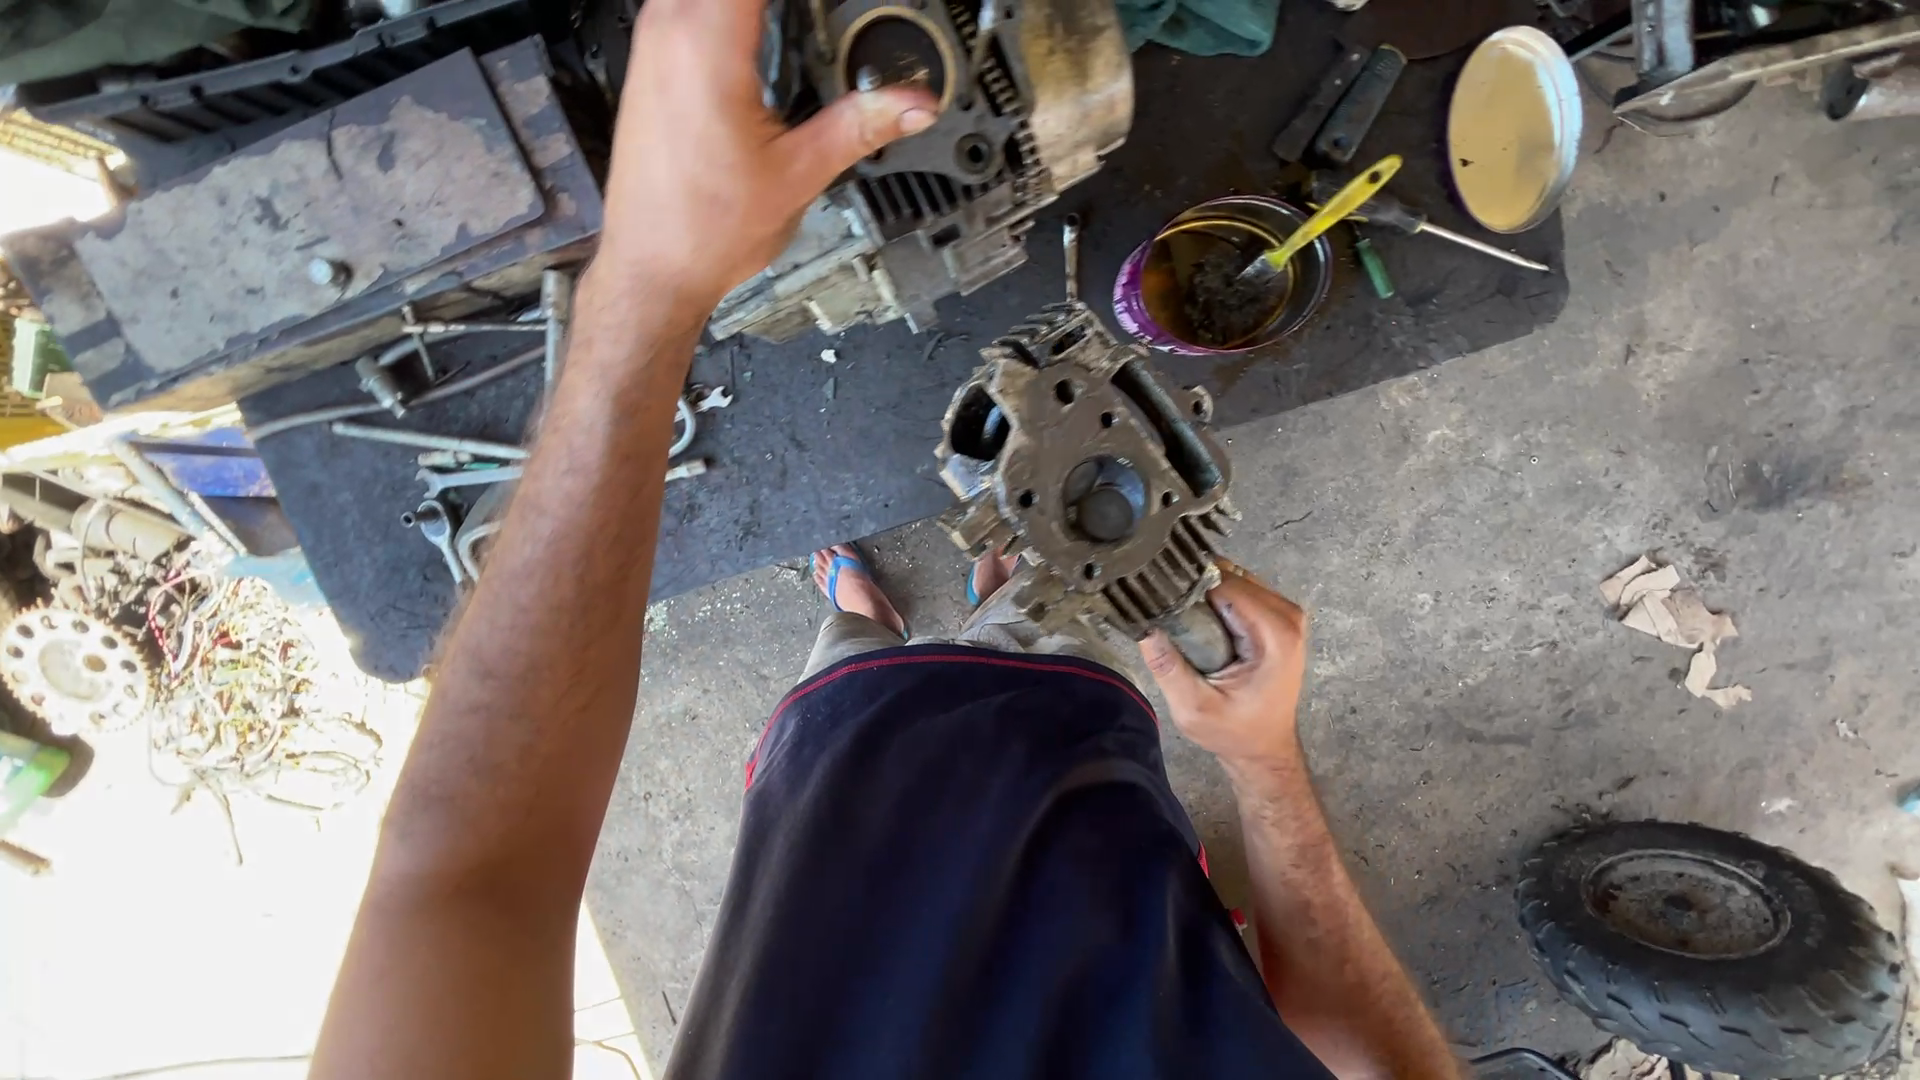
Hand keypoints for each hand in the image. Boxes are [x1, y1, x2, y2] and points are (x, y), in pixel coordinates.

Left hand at [593, 0, 938, 308]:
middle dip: (798, 11)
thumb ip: (859, 126)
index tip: (840, 11)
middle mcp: (671, 28)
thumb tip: (913, 104)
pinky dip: (739, 19)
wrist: (655, 263)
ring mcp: (656, 41)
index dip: (819, 2)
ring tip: (809, 34)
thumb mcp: (799, 175)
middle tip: (831, 25)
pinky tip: (770, 48)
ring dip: (766, 14)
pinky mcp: (654, 62)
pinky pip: (698, 9)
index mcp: (707, 43)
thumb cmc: (705, 230)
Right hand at [1139, 564, 1308, 772]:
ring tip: (1177, 615)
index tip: (1158, 599)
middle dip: (1194, 587)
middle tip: (1162, 609)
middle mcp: (1288, 616)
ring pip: (1234, 578)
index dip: (1189, 587)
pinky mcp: (1279, 617)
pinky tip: (1195, 618)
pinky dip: (1215, 596)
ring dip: (1203, 591)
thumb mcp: (1192, 708)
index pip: (1224, 584)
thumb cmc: (1233, 732)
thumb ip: (1168, 666)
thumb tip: (1143, 624)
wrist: (1264, 749)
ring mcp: (1287, 614)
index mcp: (1275, 635)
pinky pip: (1241, 589)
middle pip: (1230, 576)